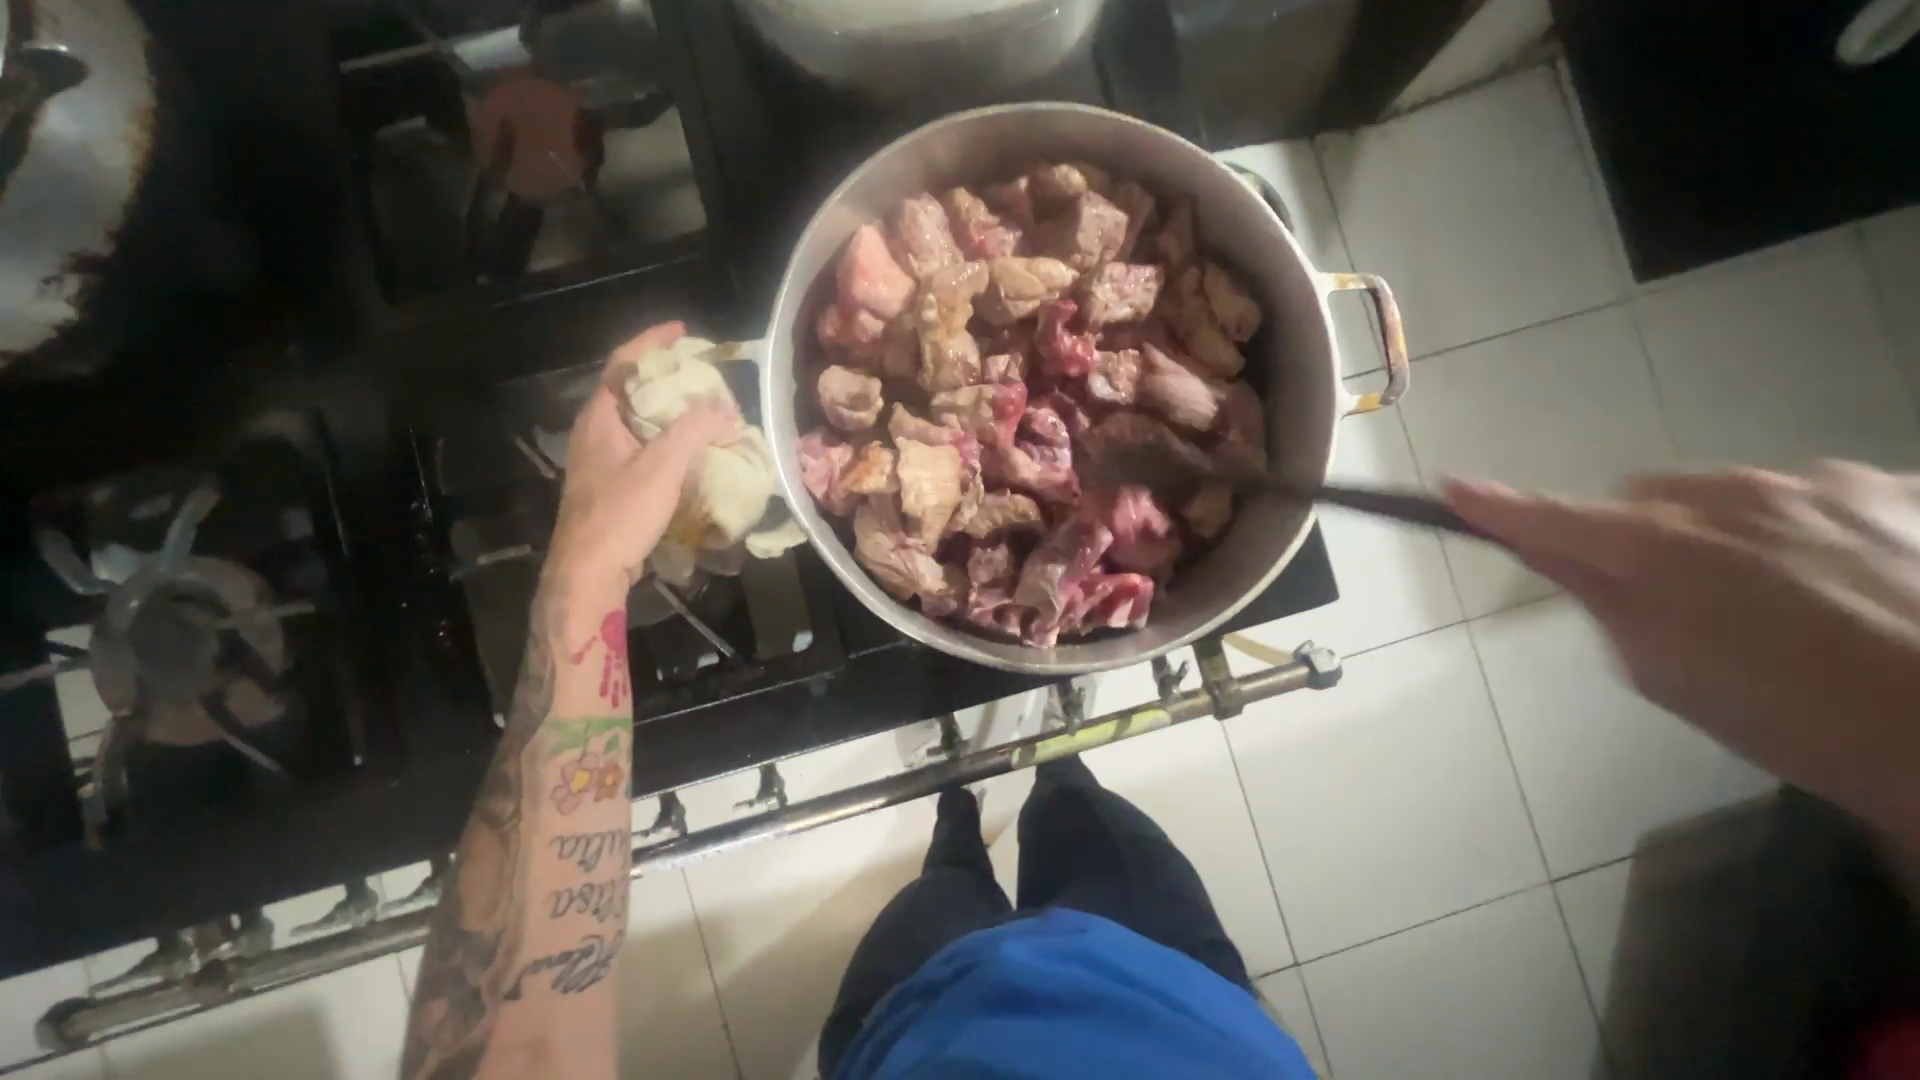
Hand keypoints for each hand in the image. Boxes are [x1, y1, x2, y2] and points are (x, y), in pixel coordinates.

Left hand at [544, 322, 740, 604]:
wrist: (588, 571)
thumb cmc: (620, 514)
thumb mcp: (663, 467)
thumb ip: (695, 430)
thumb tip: (727, 407)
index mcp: (599, 417)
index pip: (624, 363)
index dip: (653, 342)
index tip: (684, 331)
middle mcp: (594, 431)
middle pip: (630, 389)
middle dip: (667, 377)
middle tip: (703, 373)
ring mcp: (599, 459)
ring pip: (637, 420)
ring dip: (669, 410)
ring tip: (704, 408)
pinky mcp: (609, 483)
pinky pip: (641, 446)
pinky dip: (667, 438)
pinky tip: (691, 451)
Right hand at [1446, 463, 1919, 845]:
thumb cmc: (1791, 719)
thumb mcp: (1663, 672)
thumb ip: (1600, 599)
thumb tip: (1553, 554)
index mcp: (1660, 550)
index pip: (1551, 518)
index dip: (1494, 506)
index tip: (1452, 488)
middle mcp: (1729, 496)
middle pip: (1644, 496)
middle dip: (1639, 531)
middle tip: (1675, 595)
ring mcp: (1817, 484)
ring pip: (1728, 493)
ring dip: (1725, 530)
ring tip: (1784, 599)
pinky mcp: (1892, 485)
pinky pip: (1809, 496)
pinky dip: (1802, 529)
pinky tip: (1848, 582)